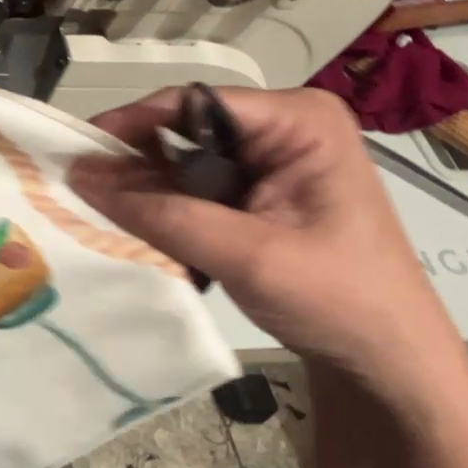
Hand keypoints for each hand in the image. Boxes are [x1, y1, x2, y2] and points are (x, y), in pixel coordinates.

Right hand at [67, 87, 465, 385]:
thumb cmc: (338, 300)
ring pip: (181, 158)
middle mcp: (283, 127)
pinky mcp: (258, 190)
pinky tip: (136, 227)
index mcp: (299, 120)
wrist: (388, 364)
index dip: (131, 123)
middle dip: (134, 161)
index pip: (192, 102)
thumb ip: (160, 214)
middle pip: (182, 128)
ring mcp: (271, 159)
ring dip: (144, 188)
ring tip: (99, 212)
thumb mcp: (245, 254)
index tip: (79, 155)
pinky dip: (163, 206)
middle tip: (83, 191)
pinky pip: (193, 184)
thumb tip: (79, 177)